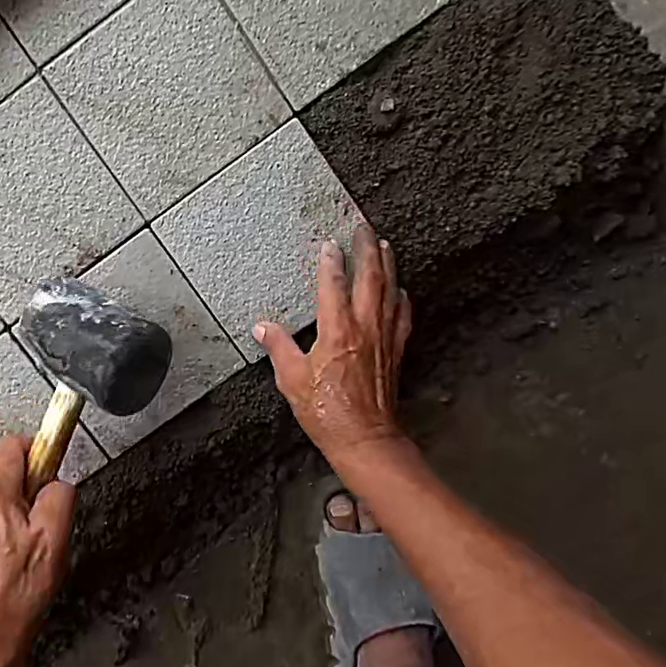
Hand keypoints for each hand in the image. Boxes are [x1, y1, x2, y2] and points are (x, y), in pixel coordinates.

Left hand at [0, 436, 75, 666]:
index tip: (57, 459)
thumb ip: (61, 490)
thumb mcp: (57, 530)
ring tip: (35, 528)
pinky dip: (8, 515)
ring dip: (21, 496)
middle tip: (47, 504)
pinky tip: (20, 541)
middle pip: (5, 463)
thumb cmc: (19, 588)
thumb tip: (57, 482)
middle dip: (32, 475)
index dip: (42, 448)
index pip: (15, 443)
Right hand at [255, 224, 412, 461]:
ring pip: (390, 290)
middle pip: (370, 277)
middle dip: (367, 249)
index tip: (329, 245)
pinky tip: (402, 291)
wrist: (365, 437)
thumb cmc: (328, 412)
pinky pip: (402, 317)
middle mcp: (364, 327)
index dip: (331, 261)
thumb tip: (263, 328)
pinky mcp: (395, 351)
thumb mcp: (292, 380)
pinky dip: (402, 300)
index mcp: (337, 330)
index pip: (334, 284)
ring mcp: (384, 337)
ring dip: (388, 265)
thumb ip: (279, 348)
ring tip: (385, 245)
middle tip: (364, 228)